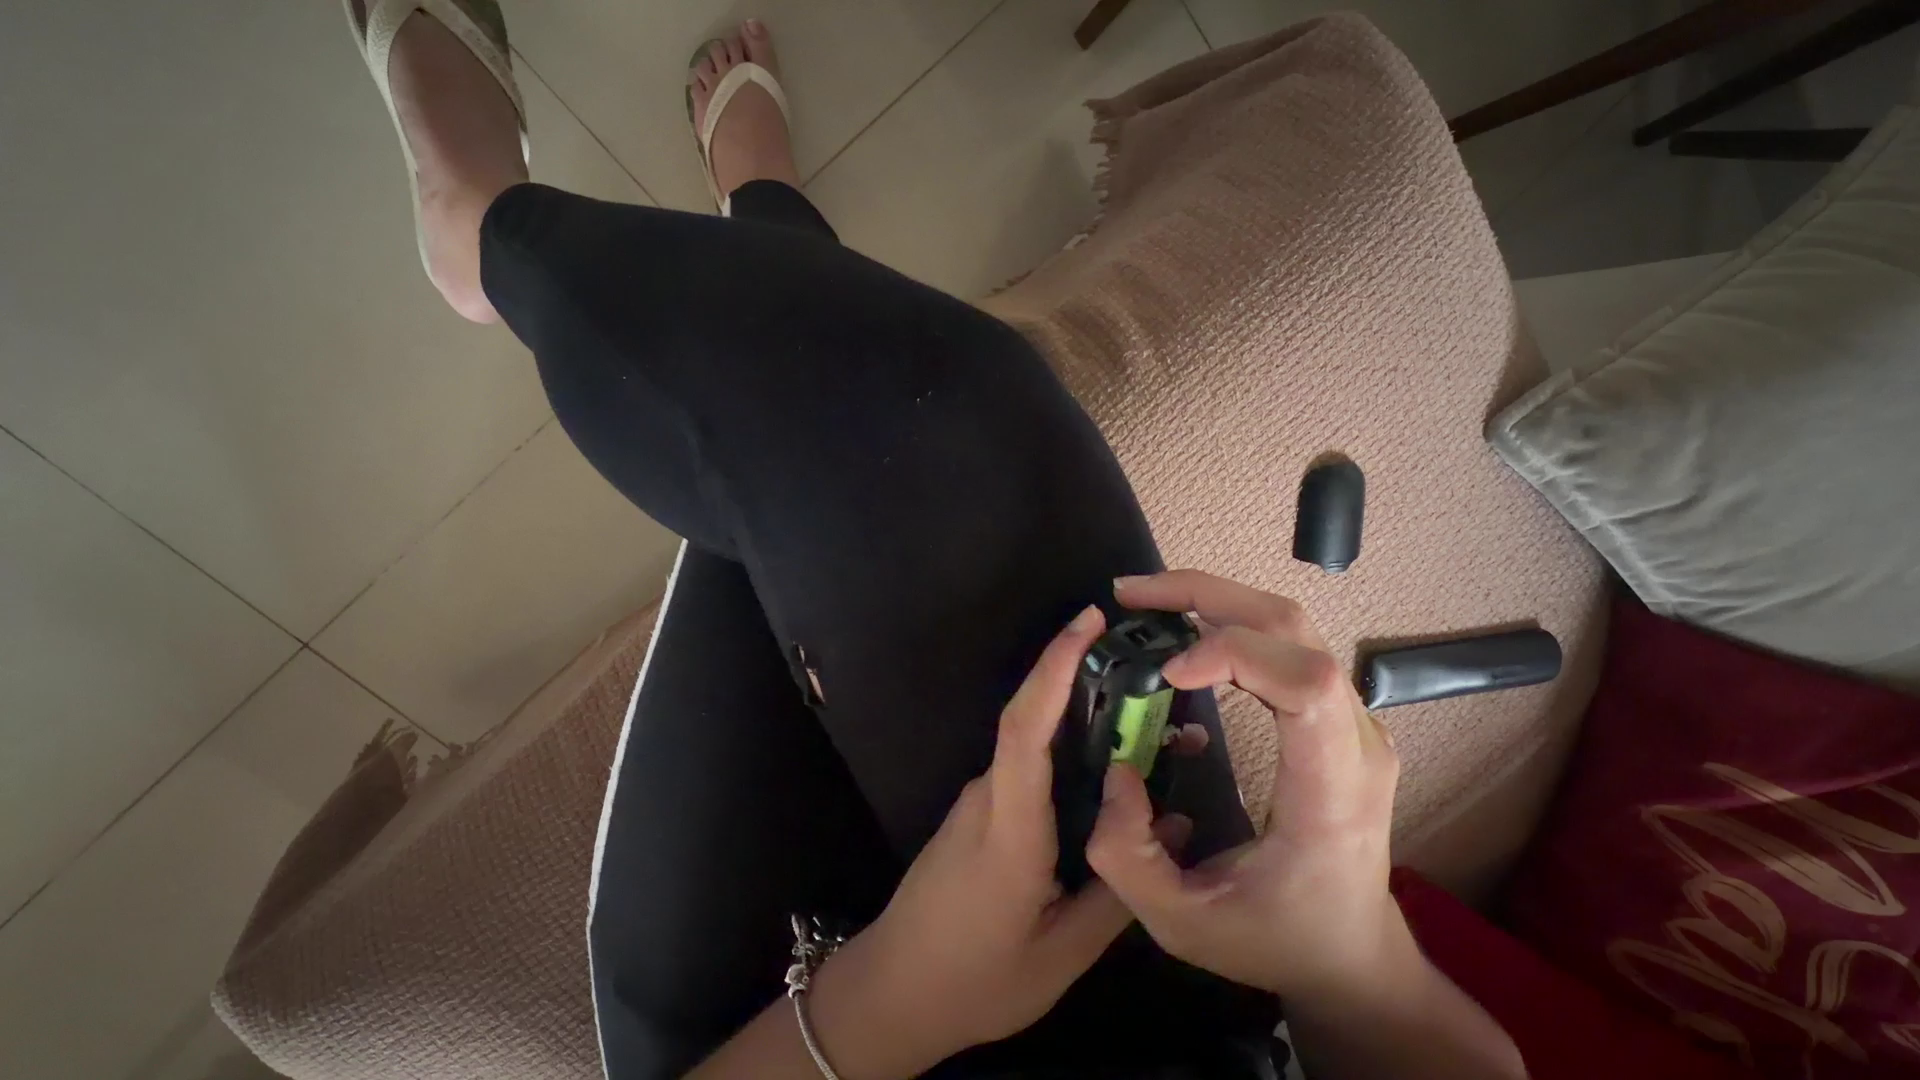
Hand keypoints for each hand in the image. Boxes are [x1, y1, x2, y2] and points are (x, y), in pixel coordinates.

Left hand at [805, 605, 1137, 1076]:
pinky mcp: (979, 816)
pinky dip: (1070, 764)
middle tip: (1158, 679)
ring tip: (1157, 738)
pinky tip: (1113, 784)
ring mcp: (978, 804)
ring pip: (1035, 749)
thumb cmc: (976, 979)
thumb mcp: (1062, 953)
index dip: (1054, 668)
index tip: (1089, 622)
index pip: (1026, 729)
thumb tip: (1172, 828)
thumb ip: (1118, 889)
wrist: (893, 994)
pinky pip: (1028, 774)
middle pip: (1034, 722)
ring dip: (1087, 731)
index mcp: (1008, 828)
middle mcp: (988, 798)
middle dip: (1090, 685)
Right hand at [1087, 570, 1402, 1003]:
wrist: (1353, 952)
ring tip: (1148, 601)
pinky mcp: (1340, 716)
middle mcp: (1357, 743)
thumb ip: (1127, 857)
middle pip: (1296, 629)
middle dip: (1208, 595)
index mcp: (1330, 795)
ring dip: (1216, 598)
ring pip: (1294, 623)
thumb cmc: (1275, 938)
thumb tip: (1113, 771)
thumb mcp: (1183, 925)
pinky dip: (1231, 619)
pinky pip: (1290, 644)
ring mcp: (1356, 723)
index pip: (1307, 686)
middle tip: (1131, 597)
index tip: (1167, 672)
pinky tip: (1184, 629)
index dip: (1233, 655)